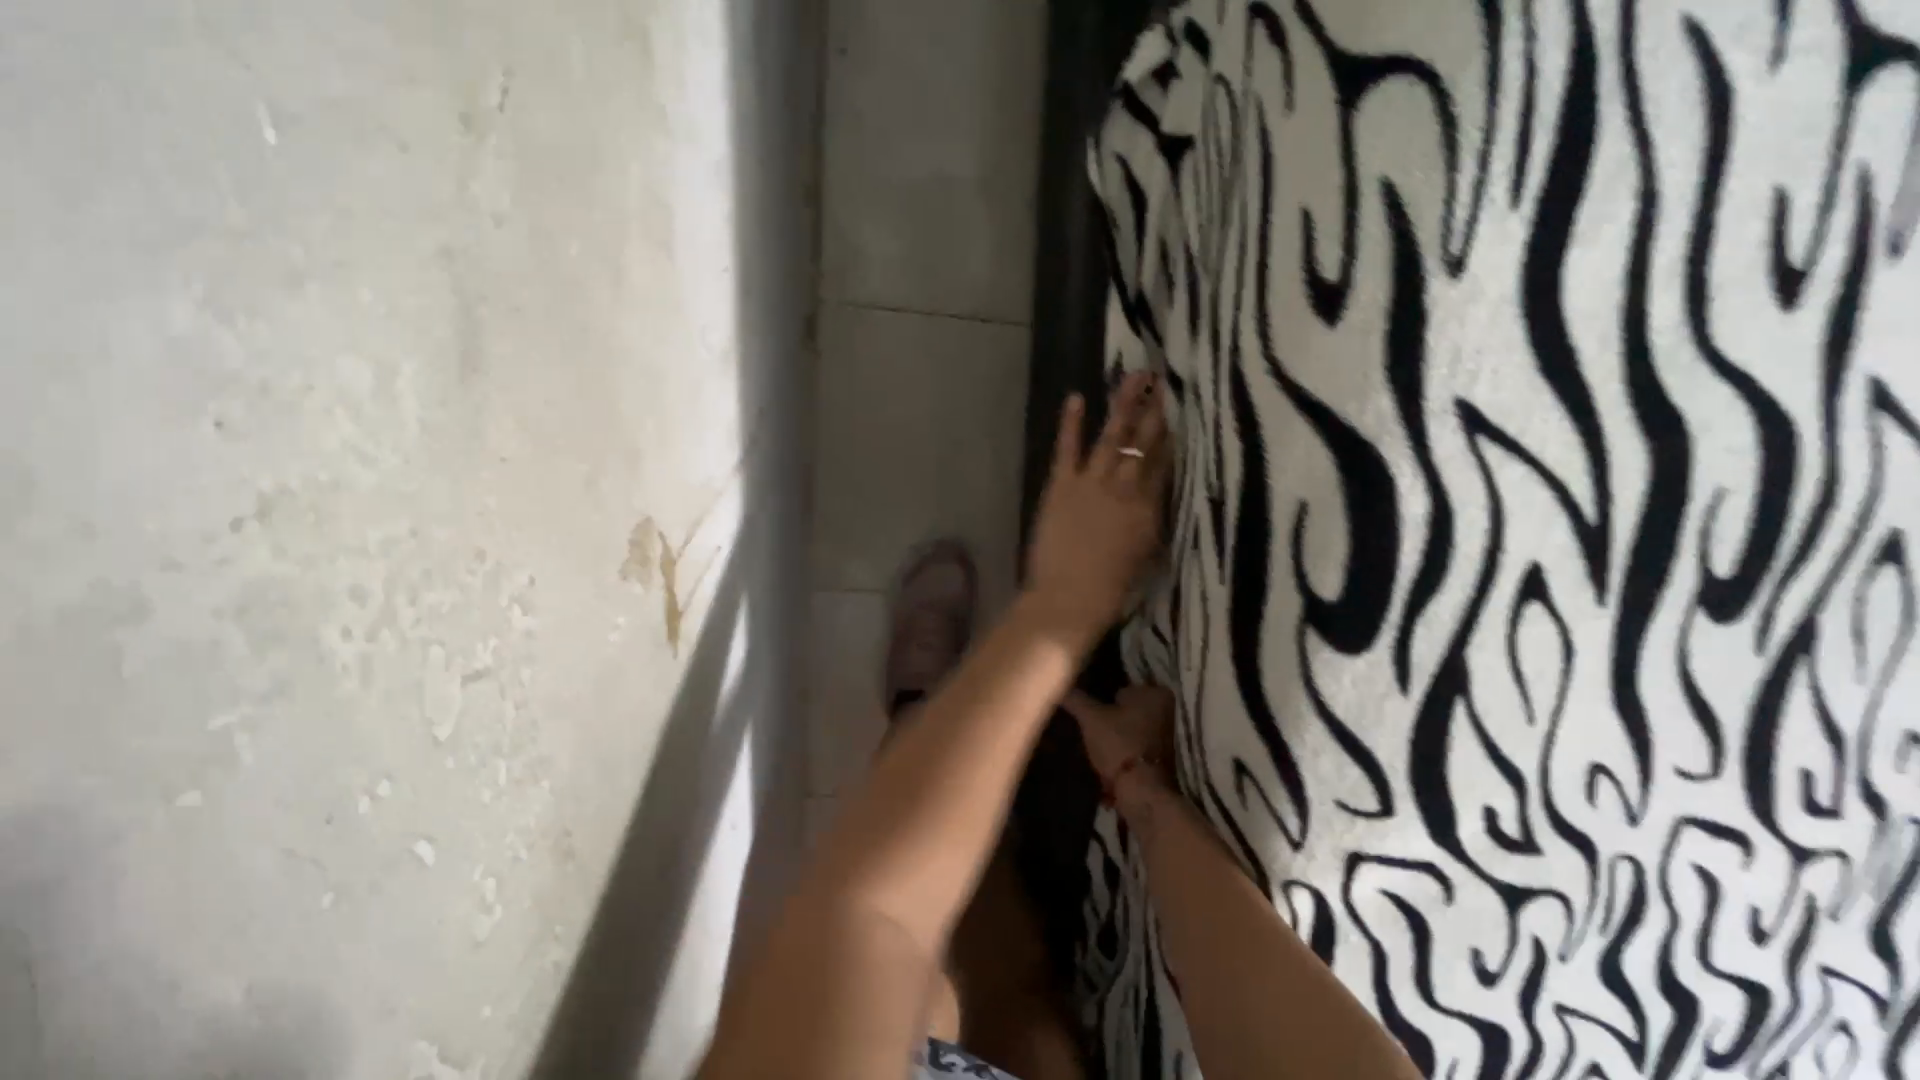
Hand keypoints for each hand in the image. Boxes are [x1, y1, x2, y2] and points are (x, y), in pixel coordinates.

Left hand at [1025, 372, 1170, 639]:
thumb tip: (1158, 504)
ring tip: (1135, 375)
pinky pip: (1067, 448)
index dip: (1172, 439)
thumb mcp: (1146, 558)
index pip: (1165, 466)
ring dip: (1124, 405)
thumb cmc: (1111, 592)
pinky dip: (1070, 423)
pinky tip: (1076, 397)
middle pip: (1145, 444)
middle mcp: (1126, 489)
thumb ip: (1153, 525)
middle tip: (1164, 381)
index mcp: (1150, 510)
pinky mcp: (1062, 486)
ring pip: (1113, 437)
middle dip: (1155, 411)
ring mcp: (1093, 484)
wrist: (1068, 600)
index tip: (1181, 413)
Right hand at [1062, 685, 1176, 813]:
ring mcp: (1164, 736)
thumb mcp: (1091, 717)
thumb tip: (1058, 685)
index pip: (1119, 686)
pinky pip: (1130, 746)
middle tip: (1086, 726)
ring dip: (1110, 735)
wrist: (1141, 792)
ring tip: (1090, 743)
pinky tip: (1102, 758)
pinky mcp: (1157, 757)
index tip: (1086, 709)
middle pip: (1124, 708)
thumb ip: (1075, 698)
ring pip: (1126, 728)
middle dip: (1106, 716)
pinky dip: (1117, 751)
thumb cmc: (1120, 744)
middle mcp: (1166, 711)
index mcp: (1156, 693)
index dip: (1099, 697)